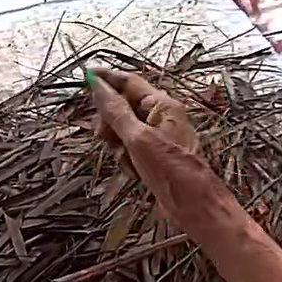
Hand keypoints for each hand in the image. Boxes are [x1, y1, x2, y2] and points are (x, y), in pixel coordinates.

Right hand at [87, 67, 234, 232]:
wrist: (194, 206)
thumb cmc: (171, 171)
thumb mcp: (137, 139)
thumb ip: (115, 111)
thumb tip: (97, 85)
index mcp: (162, 105)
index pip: (129, 82)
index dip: (107, 79)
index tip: (86, 75)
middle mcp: (162, 116)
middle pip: (123, 106)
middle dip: (110, 121)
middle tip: (102, 135)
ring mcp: (158, 136)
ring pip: (124, 129)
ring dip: (118, 144)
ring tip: (125, 159)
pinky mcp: (155, 154)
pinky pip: (131, 147)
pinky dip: (127, 158)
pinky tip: (134, 171)